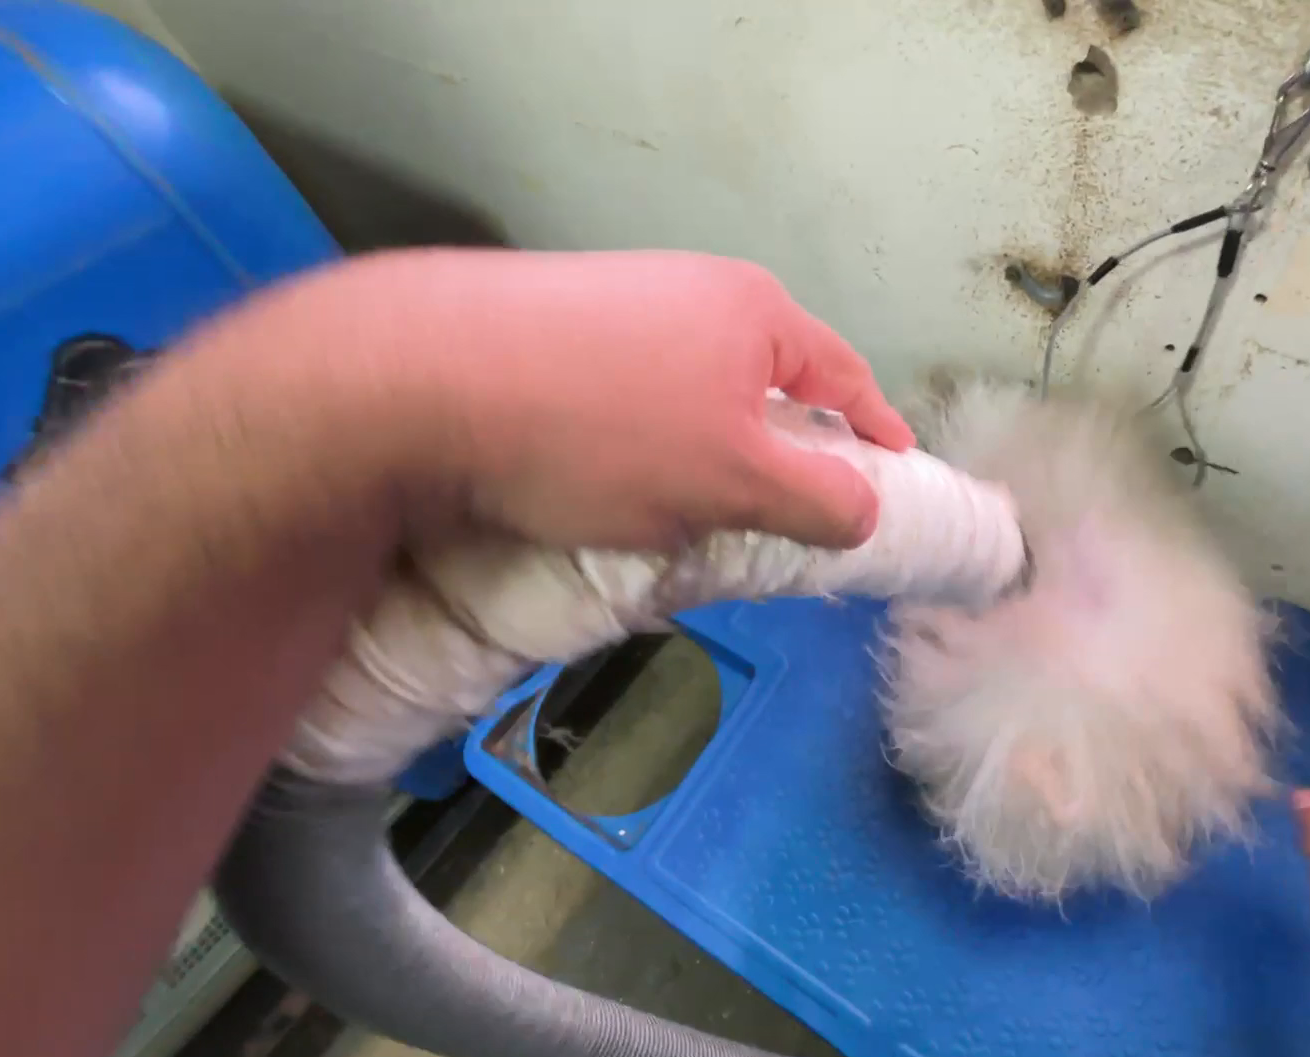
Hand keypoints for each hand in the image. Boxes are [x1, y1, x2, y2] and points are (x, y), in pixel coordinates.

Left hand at [226, 247, 914, 553]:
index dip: (875, 426)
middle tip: (797, 499)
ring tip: (708, 499)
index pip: (843, 374)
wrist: (415, 380)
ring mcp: (626, 302)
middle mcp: (696, 292)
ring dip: (721, 446)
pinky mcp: (566, 326)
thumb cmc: (603, 432)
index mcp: (753, 314)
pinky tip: (630, 474)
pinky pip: (647, 390)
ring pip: (706, 389)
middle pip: (773, 379)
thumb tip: (869, 510)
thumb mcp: (731, 481)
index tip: (895, 466)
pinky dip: (663, 437)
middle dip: (792, 441)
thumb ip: (816, 498)